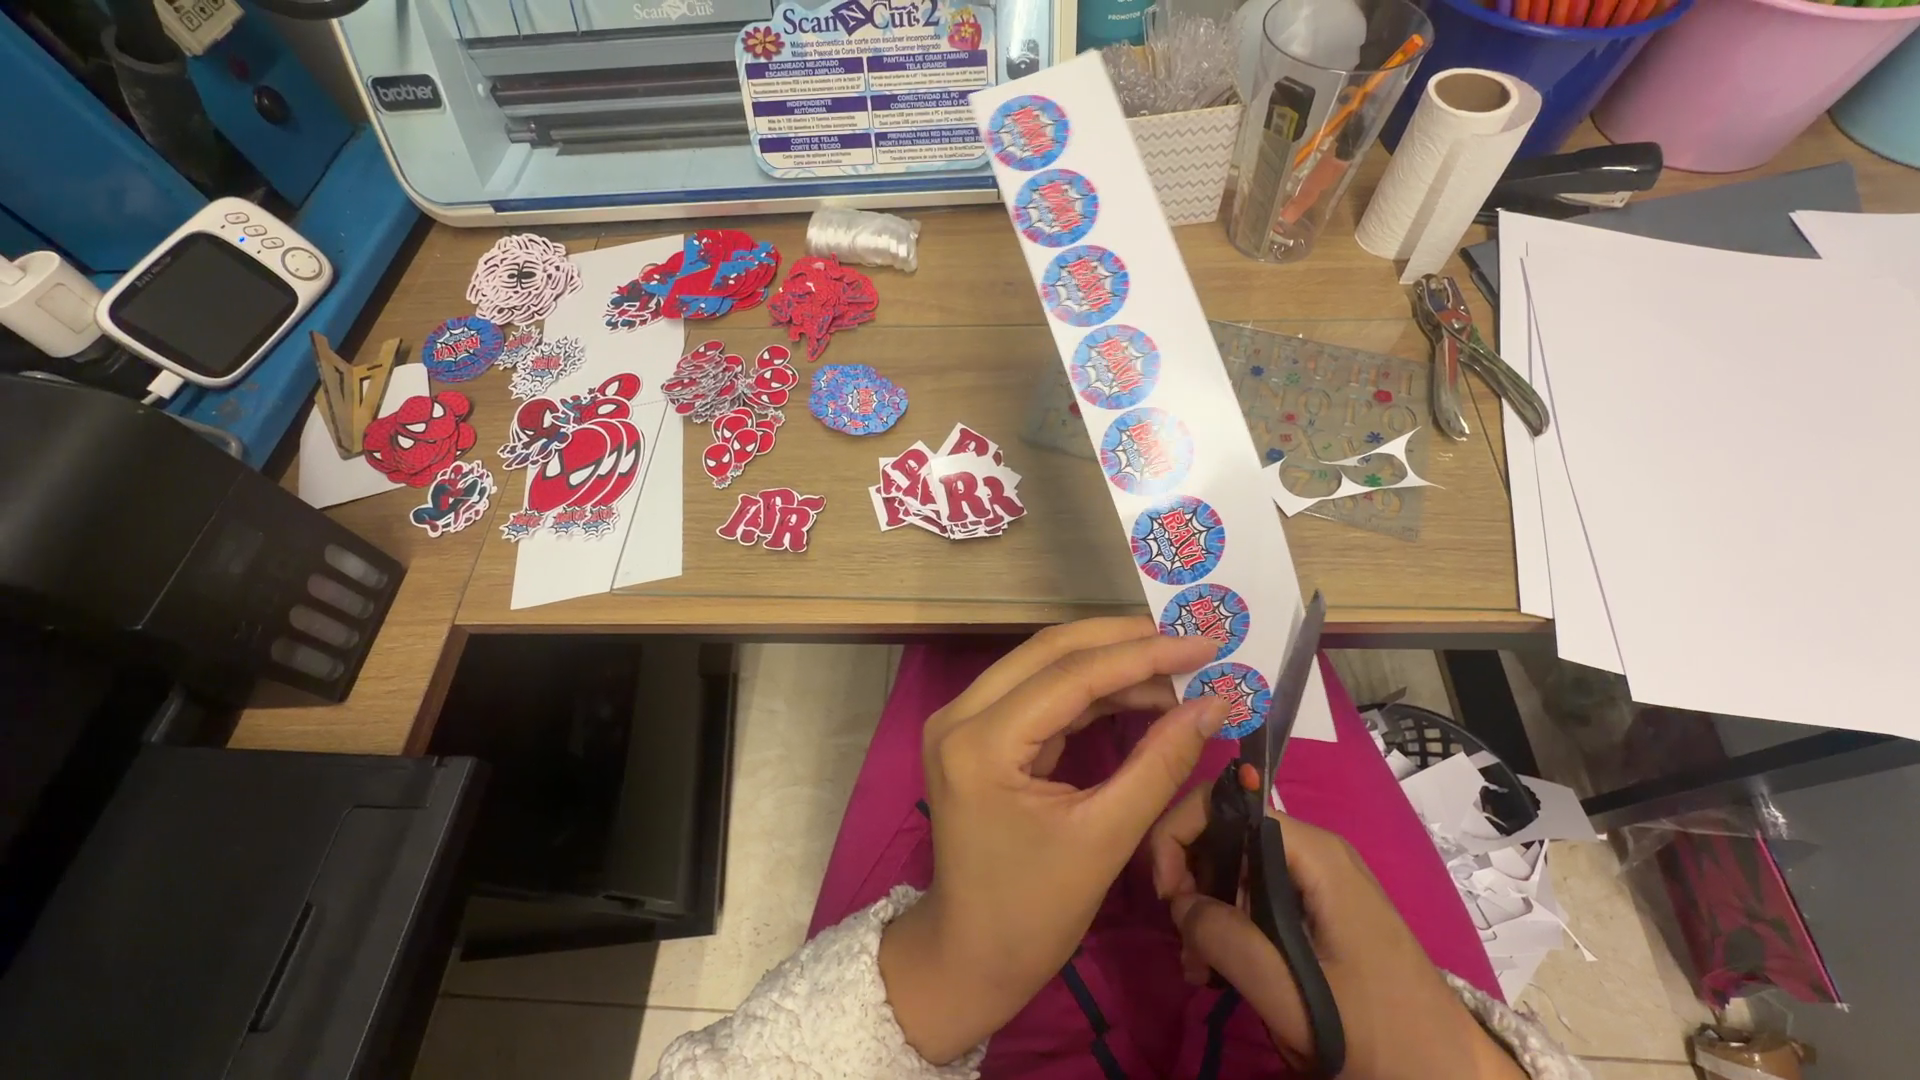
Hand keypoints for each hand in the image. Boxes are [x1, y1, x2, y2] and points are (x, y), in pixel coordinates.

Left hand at [878, 618, 1228, 1063]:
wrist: (971, 954)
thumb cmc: (1033, 912)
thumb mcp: (1105, 838)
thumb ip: (1159, 764)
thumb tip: (1213, 705)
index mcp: (980, 743)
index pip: (1071, 675)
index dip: (1144, 655)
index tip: (1204, 643)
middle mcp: (960, 715)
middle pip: (1050, 652)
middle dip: (1125, 642)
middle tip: (1190, 641)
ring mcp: (963, 720)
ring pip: (1044, 666)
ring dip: (1110, 664)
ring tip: (1176, 670)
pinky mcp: (976, 732)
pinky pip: (1039, 694)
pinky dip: (1090, 691)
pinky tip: (1139, 694)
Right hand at [1149, 791, 1526, 1079]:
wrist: (1452, 1079)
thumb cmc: (1381, 1033)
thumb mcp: (1294, 994)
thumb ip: (1227, 940)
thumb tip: (1179, 904)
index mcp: (1314, 854)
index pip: (1225, 804)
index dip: (1182, 836)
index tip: (1165, 896)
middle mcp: (1314, 853)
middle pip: (1226, 835)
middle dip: (1190, 879)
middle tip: (1182, 942)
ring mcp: (1317, 882)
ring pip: (1236, 870)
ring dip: (1206, 911)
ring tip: (1198, 969)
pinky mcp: (1317, 911)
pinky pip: (1256, 899)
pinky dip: (1229, 926)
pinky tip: (1218, 970)